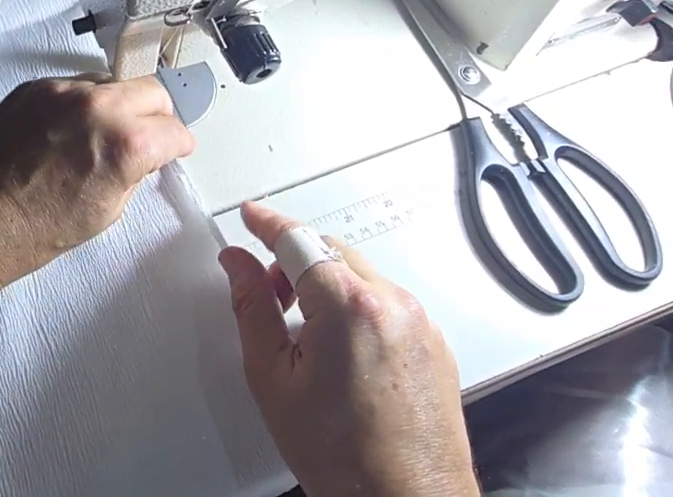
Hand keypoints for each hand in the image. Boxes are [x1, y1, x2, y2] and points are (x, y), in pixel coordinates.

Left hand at [0, 75, 193, 298]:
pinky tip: (69, 129)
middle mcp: (99, 106)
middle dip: (156, 115)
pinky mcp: (37, 86)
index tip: (173, 149)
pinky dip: (82, 102)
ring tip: (101, 133)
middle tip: (147, 136)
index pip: (174, 128)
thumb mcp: (109, 210)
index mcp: (126, 143)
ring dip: (117, 104)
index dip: (177, 144)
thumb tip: (146, 151)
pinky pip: (76, 84)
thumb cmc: (39, 228)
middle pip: (152, 90)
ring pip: (113, 83)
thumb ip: (135, 170)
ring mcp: (64, 90)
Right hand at [220, 202, 476, 496]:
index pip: (297, 240)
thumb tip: (237, 262)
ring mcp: (419, 322)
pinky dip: (357, 307)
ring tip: (307, 334)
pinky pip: (386, 301)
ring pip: (359, 274)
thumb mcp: (272, 378)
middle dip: (294, 261)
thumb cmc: (344, 457)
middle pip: (329, 251)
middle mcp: (392, 303)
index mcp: (348, 306)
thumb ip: (251, 306)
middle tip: (271, 296)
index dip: (267, 223)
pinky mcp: (434, 341)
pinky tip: (342, 351)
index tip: (252, 215)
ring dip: (327, 284)